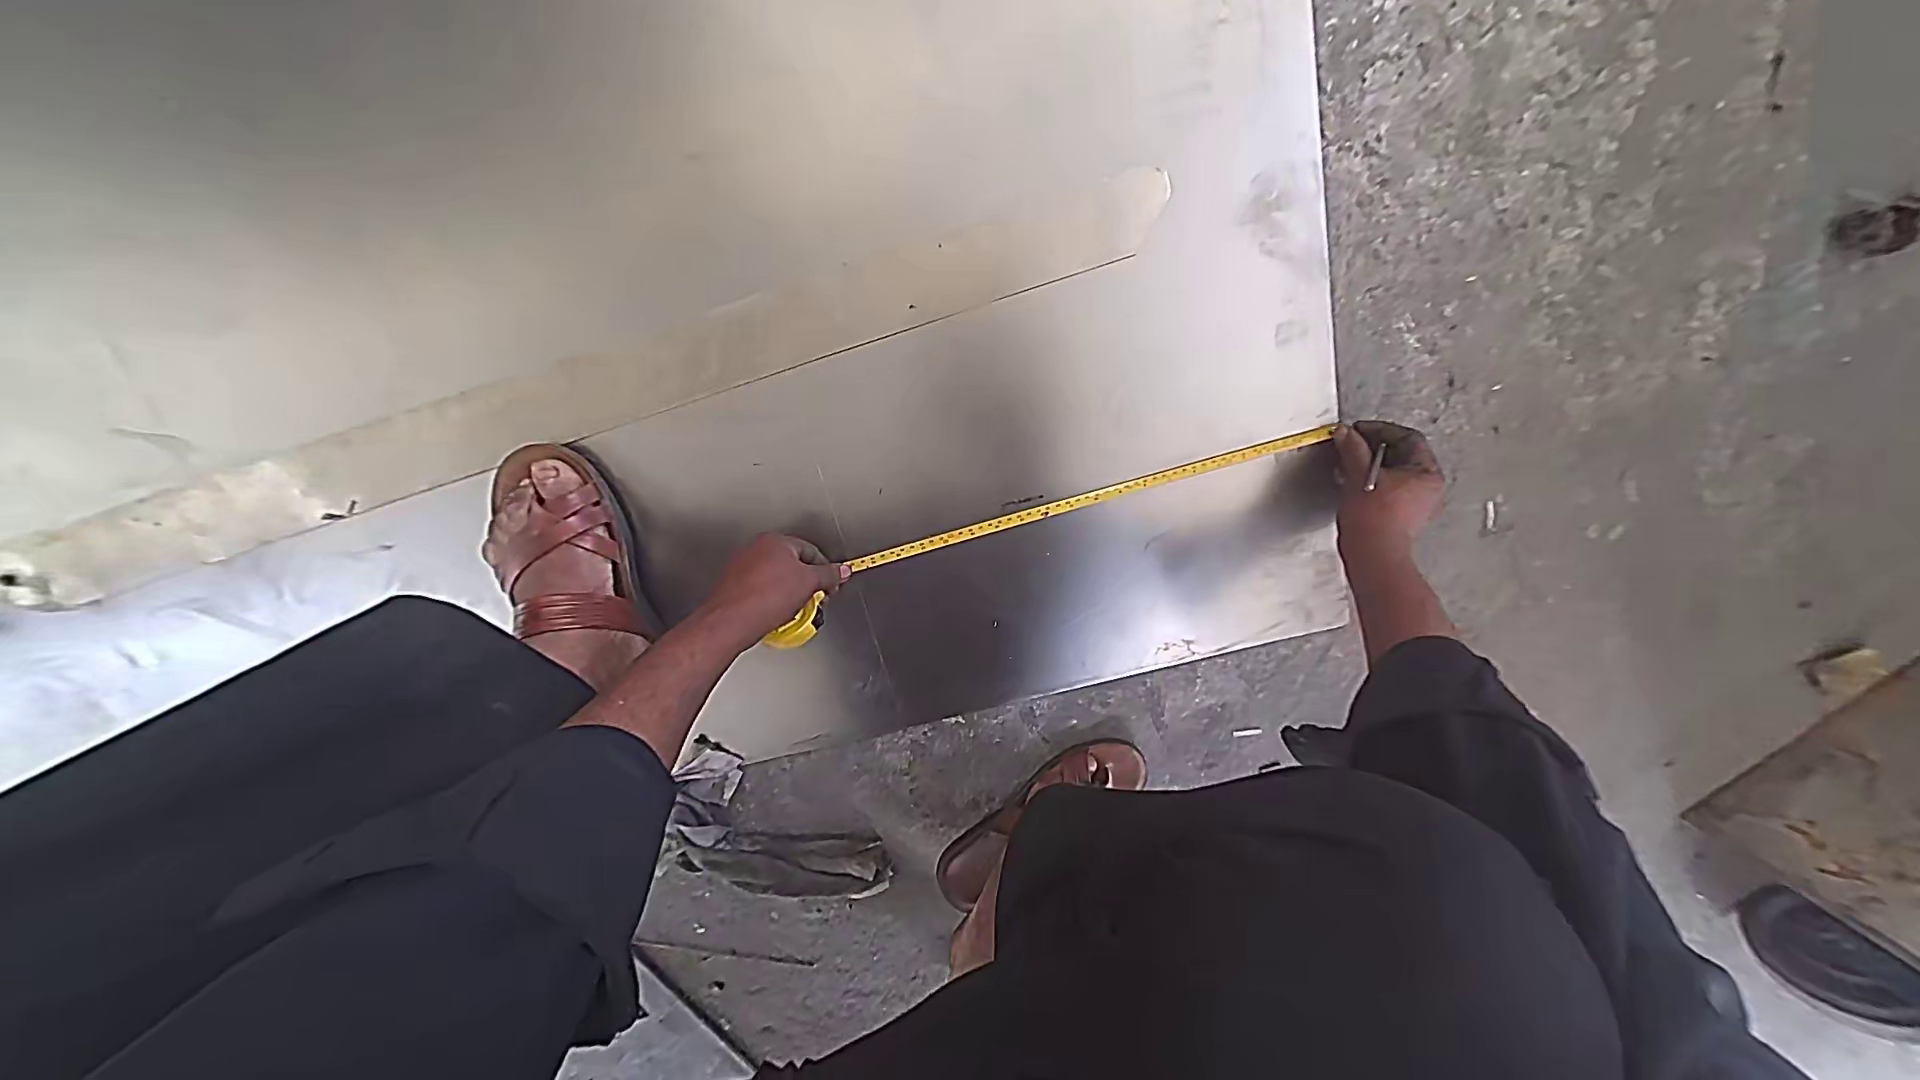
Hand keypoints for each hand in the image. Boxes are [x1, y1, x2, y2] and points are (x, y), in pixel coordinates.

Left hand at [697, 534, 848, 647]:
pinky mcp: (734, 586)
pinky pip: (761, 589)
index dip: (826, 570)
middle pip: (793, 563)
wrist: (732, 622)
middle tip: (814, 598)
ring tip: (794, 608)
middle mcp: (756, 549)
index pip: (811, 551)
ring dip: (790, 592)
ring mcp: (742, 567)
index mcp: (775, 541)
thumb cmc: (764, 599)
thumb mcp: (810, 583)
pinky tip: (776, 612)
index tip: (831, 585)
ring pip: (777, 577)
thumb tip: (841, 571)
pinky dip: (772, 599)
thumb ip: (829, 574)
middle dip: (807, 583)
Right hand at [1332, 420, 1443, 552]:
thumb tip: (1346, 433)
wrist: (1373, 554)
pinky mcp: (1401, 514)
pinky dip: (1371, 481)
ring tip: (1348, 465)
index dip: (1379, 430)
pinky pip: (1388, 488)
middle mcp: (1427, 487)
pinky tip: (1353, 484)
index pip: (1407, 438)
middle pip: (1401, 454)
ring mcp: (1416, 502)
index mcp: (1427, 473)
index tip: (1357, 430)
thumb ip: (1352, 450)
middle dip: (1373, 447)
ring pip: (1393, 472)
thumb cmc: (1374, 521)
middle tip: (1351, 445)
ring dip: (1370, 464)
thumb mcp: (1359, 476)